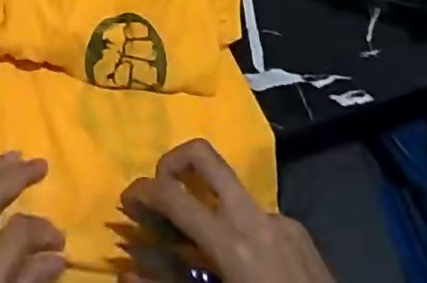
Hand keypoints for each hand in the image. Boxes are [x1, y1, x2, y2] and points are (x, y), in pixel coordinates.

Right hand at [119, 139, 334, 282]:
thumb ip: (170, 282)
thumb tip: (130, 269)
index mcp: (233, 245)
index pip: (175, 196)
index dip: (143, 191)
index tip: (127, 199)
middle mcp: (255, 218)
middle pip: (205, 156)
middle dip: (173, 161)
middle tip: (159, 188)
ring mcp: (282, 220)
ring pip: (232, 193)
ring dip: (209, 207)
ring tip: (205, 253)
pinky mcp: (300, 231)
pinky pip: (258, 220)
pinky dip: (240, 234)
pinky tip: (247, 272)